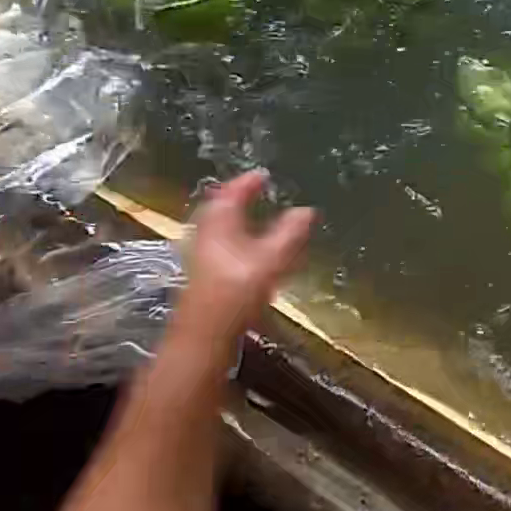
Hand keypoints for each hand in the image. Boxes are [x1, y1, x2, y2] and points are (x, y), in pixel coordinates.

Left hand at [175, 169, 313, 341]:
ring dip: (236, 217)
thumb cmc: (235, 293)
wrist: (204, 336)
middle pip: (220, 207)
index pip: (232, 193)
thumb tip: (307, 210)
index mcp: (220, 223)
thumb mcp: (270, 260)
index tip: (262, 174)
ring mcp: (203, 255)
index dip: (247, 181)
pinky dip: (236, 236)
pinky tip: (248, 249)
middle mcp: (207, 234)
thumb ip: (290, 234)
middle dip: (238, 196)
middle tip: (255, 189)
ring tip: (254, 214)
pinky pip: (222, 243)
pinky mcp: (206, 274)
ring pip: (219, 227)